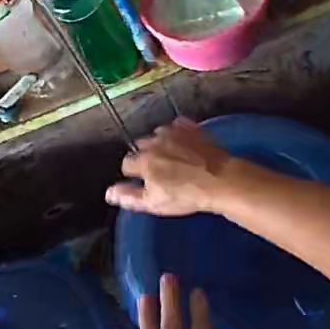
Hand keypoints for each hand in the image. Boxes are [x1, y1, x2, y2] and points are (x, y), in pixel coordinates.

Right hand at [105, 119, 242, 216]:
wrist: (220, 180)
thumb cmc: (186, 195)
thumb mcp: (154, 203)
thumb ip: (129, 196)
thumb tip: (109, 193)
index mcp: (143, 161)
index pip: (126, 163)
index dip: (133, 173)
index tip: (143, 180)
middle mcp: (155, 142)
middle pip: (140, 145)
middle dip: (145, 155)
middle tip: (158, 170)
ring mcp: (174, 132)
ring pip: (158, 133)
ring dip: (160, 142)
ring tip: (172, 156)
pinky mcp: (192, 128)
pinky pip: (178, 125)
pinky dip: (178, 131)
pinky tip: (184, 143)